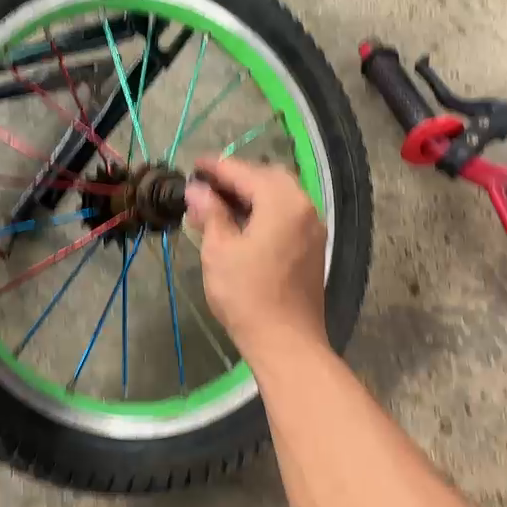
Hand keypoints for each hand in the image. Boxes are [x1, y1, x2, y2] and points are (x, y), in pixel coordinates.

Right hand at [184, 157, 328, 352]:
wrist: (286, 342)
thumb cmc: (247, 294)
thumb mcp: (219, 250)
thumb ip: (211, 213)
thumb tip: (197, 190)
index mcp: (283, 202)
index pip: (245, 173)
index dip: (217, 168)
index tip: (194, 165)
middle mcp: (304, 208)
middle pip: (268, 178)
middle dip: (237, 178)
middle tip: (207, 186)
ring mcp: (313, 229)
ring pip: (280, 196)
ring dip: (251, 195)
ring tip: (219, 205)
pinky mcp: (313, 248)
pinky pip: (287, 215)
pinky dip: (265, 211)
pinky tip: (242, 225)